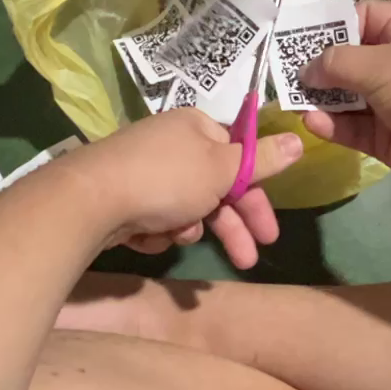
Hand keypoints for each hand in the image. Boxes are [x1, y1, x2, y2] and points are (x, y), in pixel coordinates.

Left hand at [56, 109, 303, 268]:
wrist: (91, 201)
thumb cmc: (167, 179)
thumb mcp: (224, 169)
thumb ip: (263, 160)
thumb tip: (299, 139)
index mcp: (198, 129)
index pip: (240, 160)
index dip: (257, 196)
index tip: (268, 231)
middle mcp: (172, 145)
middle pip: (216, 189)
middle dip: (231, 227)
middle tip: (248, 260)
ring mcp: (145, 170)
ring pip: (187, 208)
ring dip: (189, 228)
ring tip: (178, 237)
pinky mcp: (124, 196)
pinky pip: (157, 218)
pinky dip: (158, 230)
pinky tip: (148, 235)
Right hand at [297, 0, 390, 191]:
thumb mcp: (382, 64)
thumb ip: (338, 62)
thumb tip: (306, 69)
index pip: (364, 16)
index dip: (333, 22)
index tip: (299, 33)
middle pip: (350, 59)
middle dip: (319, 65)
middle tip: (284, 69)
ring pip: (347, 97)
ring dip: (320, 97)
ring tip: (291, 98)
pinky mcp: (384, 137)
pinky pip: (352, 127)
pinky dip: (332, 125)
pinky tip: (312, 122)